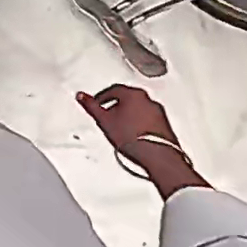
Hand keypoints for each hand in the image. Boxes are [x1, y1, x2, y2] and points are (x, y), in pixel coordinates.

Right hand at [75, 83, 208, 196]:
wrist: (158, 157)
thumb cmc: (134, 138)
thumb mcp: (104, 120)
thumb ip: (91, 106)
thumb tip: (81, 96)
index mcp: (133, 94)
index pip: (113, 89)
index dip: (102, 97)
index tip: (97, 103)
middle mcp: (148, 100)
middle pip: (127, 98)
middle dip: (115, 105)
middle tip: (107, 114)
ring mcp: (158, 113)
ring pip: (138, 109)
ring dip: (128, 115)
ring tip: (119, 127)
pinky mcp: (165, 126)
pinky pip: (148, 119)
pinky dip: (139, 123)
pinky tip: (133, 134)